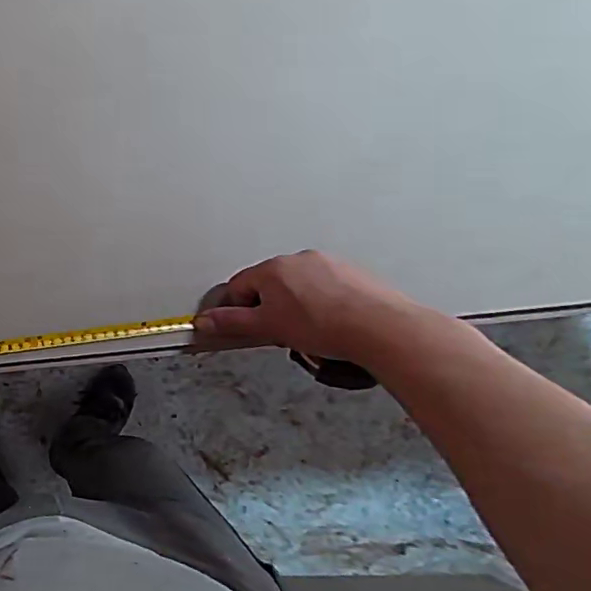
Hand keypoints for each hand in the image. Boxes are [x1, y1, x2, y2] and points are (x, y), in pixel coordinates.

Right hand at [192, 250, 430, 363]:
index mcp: (273, 268)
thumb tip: (207, 321)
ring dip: (297, 304)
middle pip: (269, 284)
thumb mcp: (267, 327)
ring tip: (310, 330)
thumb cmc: (329, 326)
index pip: (239, 286)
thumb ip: (231, 322)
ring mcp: (329, 265)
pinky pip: (327, 287)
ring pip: (299, 285)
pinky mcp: (354, 274)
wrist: (383, 329)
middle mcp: (299, 260)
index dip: (238, 310)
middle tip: (280, 330)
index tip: (243, 324)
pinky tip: (332, 323)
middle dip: (269, 307)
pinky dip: (324, 303)